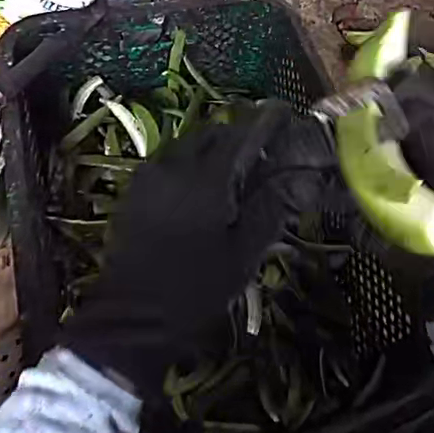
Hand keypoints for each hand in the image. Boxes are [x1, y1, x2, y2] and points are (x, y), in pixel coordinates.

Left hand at [56, 101, 335, 390]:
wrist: (132, 321)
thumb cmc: (196, 290)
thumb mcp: (244, 253)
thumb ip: (271, 206)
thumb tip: (301, 175)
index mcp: (207, 181)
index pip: (243, 134)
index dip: (267, 119)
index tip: (286, 111)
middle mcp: (175, 167)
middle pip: (215, 132)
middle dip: (242, 131)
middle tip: (265, 145)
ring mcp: (150, 176)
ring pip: (190, 142)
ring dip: (216, 144)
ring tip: (237, 162)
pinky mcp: (135, 189)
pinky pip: (171, 158)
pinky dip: (194, 158)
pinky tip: (204, 181)